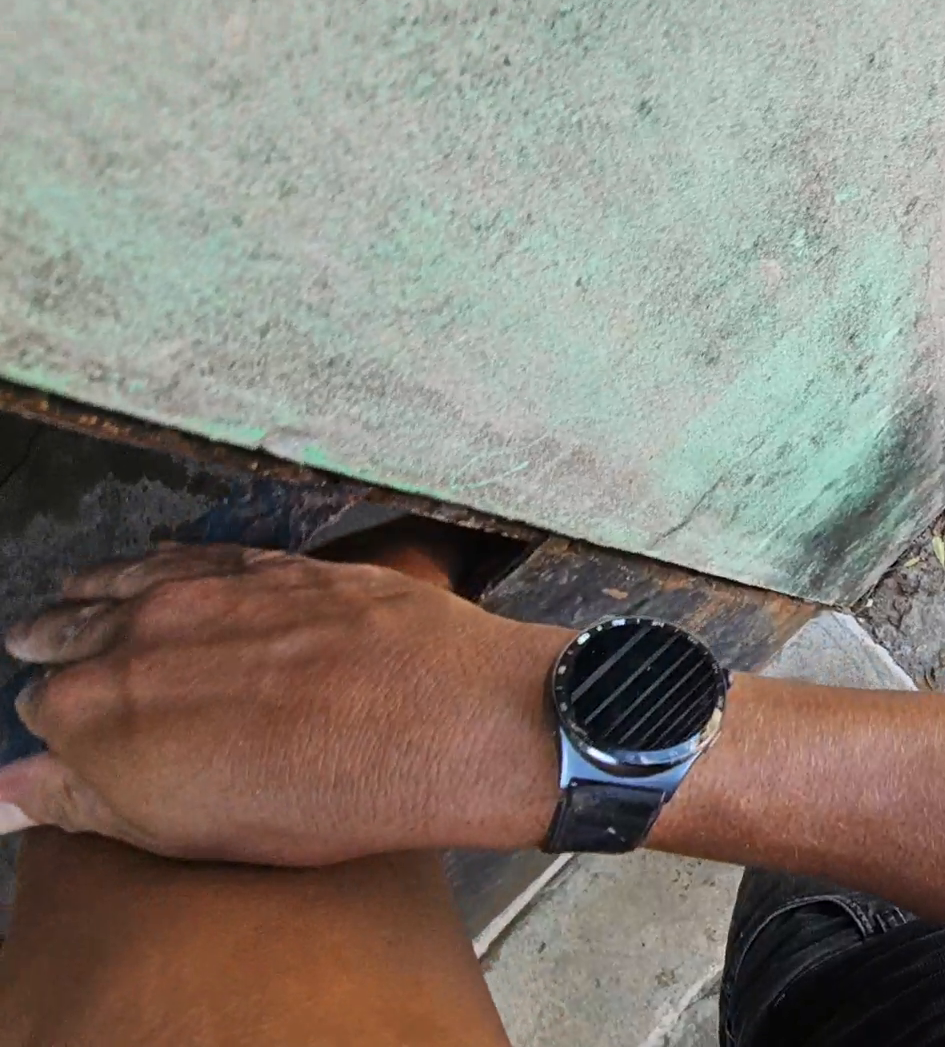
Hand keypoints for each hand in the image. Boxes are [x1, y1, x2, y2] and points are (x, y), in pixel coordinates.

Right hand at [0, 545, 570, 865]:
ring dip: (106, 593)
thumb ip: (94, 801)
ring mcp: (228, 589)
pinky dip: (181, 560)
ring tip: (85, 596)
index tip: (92, 725)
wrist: (461, 718)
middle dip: (70, 645)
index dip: (77, 721)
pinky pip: (216, 554)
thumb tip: (24, 783)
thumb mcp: (200, 830)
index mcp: (94, 709)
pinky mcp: (299, 567)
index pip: (50, 709)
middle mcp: (145, 633)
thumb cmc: (338, 794)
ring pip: (135, 582)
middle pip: (81, 634)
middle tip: (55, 645)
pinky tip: (172, 562)